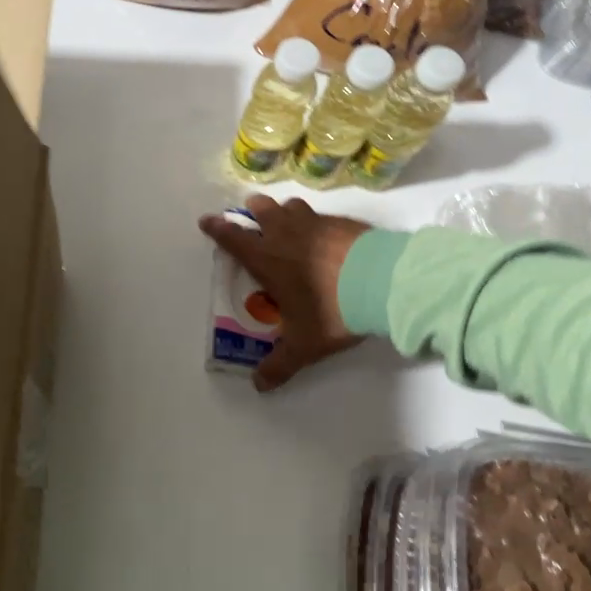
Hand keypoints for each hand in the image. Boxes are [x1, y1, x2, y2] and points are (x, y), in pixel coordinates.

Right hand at [199, 195, 371, 392]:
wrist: (383, 281)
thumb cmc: (332, 309)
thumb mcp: (304, 345)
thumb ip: (280, 364)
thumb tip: (259, 385)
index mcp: (267, 259)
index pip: (233, 238)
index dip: (217, 229)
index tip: (207, 221)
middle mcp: (286, 234)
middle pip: (261, 209)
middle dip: (253, 211)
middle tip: (253, 219)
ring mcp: (316, 223)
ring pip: (291, 206)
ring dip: (285, 212)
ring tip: (289, 223)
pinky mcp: (343, 222)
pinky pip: (322, 216)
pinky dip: (317, 222)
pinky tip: (327, 237)